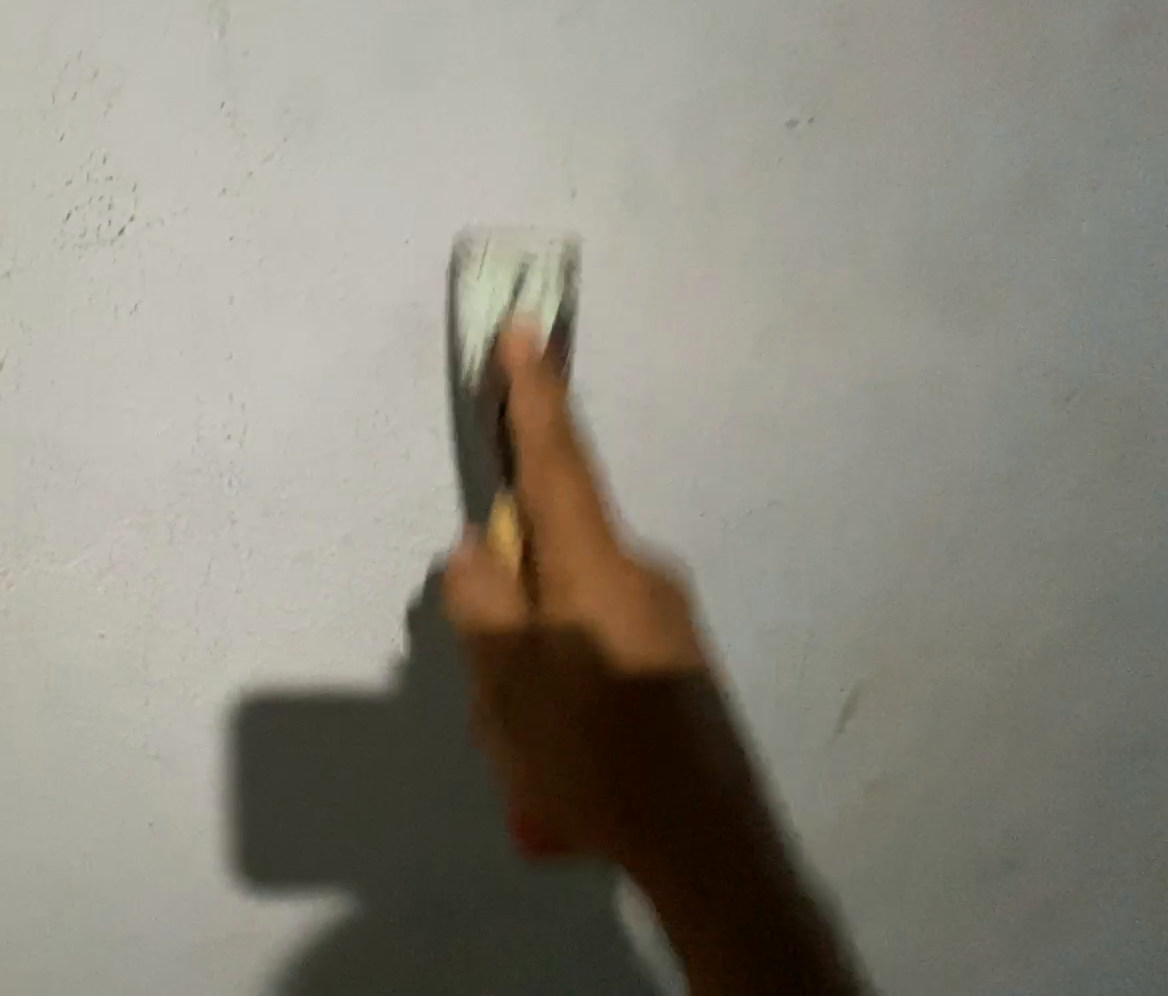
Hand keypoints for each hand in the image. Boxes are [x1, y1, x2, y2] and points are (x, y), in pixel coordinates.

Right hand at [445, 328, 862, 992]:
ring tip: (525, 737)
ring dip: (526, 655)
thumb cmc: (593, 760)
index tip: (526, 332)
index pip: (556, 462)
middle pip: (543, 553)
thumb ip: (480, 601)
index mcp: (593, 570)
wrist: (711, 854)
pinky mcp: (670, 656)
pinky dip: (557, 677)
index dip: (536, 397)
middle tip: (495, 682)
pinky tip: (556, 746)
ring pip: (560, 606)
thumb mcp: (505, 685)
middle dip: (505, 599)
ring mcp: (660, 618)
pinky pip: (589, 639)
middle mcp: (635, 575)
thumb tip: (476, 551)